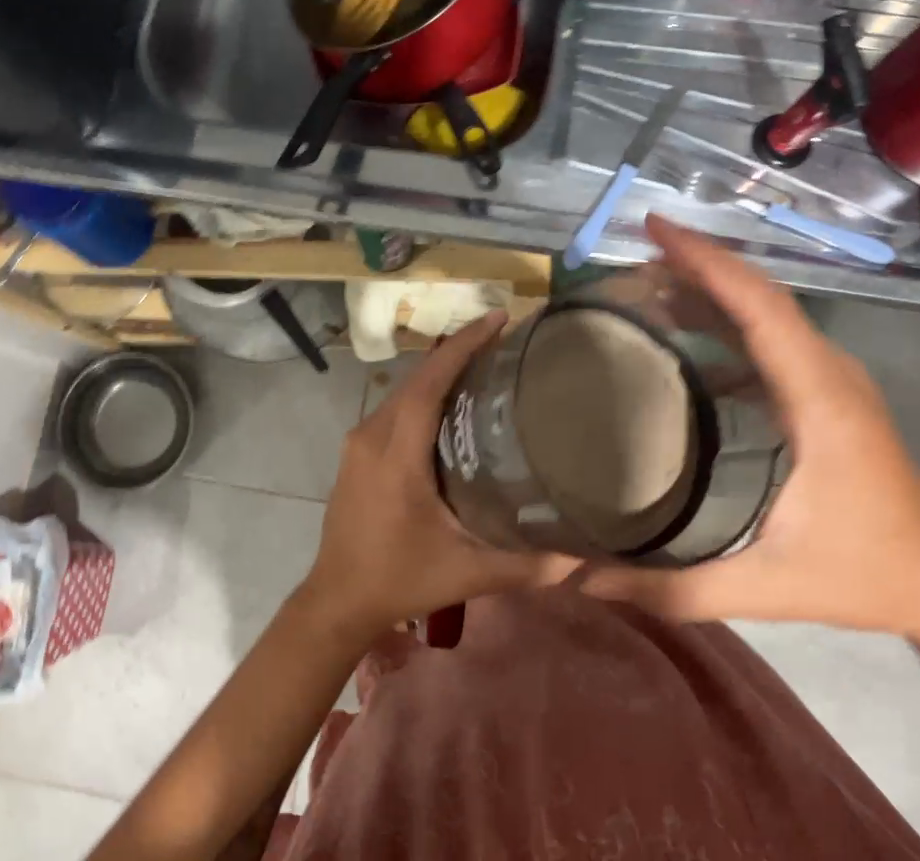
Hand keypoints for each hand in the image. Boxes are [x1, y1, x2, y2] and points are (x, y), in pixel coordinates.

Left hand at [300, 311, 577, 635]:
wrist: (337, 600)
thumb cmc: (400, 581)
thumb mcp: (466, 574)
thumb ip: (526, 565)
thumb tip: (582, 555)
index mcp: (395, 456)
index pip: (428, 384)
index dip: (462, 346)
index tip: (498, 318)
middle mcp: (371, 438)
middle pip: (415, 379)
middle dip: (457, 351)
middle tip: (504, 339)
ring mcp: (357, 445)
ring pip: (402, 393)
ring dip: (439, 373)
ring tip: (485, 365)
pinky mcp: (355, 455)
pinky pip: (393, 410)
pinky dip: (423, 396)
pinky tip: (452, 405)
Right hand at [583, 215, 919, 637]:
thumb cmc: (859, 576)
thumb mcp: (761, 589)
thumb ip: (669, 587)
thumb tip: (576, 576)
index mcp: (820, 403)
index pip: (762, 310)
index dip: (708, 262)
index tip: (655, 231)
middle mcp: (830, 374)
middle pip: (760, 297)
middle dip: (696, 264)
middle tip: (626, 257)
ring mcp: (832, 379)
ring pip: (766, 312)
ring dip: (708, 288)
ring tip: (641, 284)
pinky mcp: (827, 392)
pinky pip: (771, 337)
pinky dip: (723, 320)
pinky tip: (680, 334)